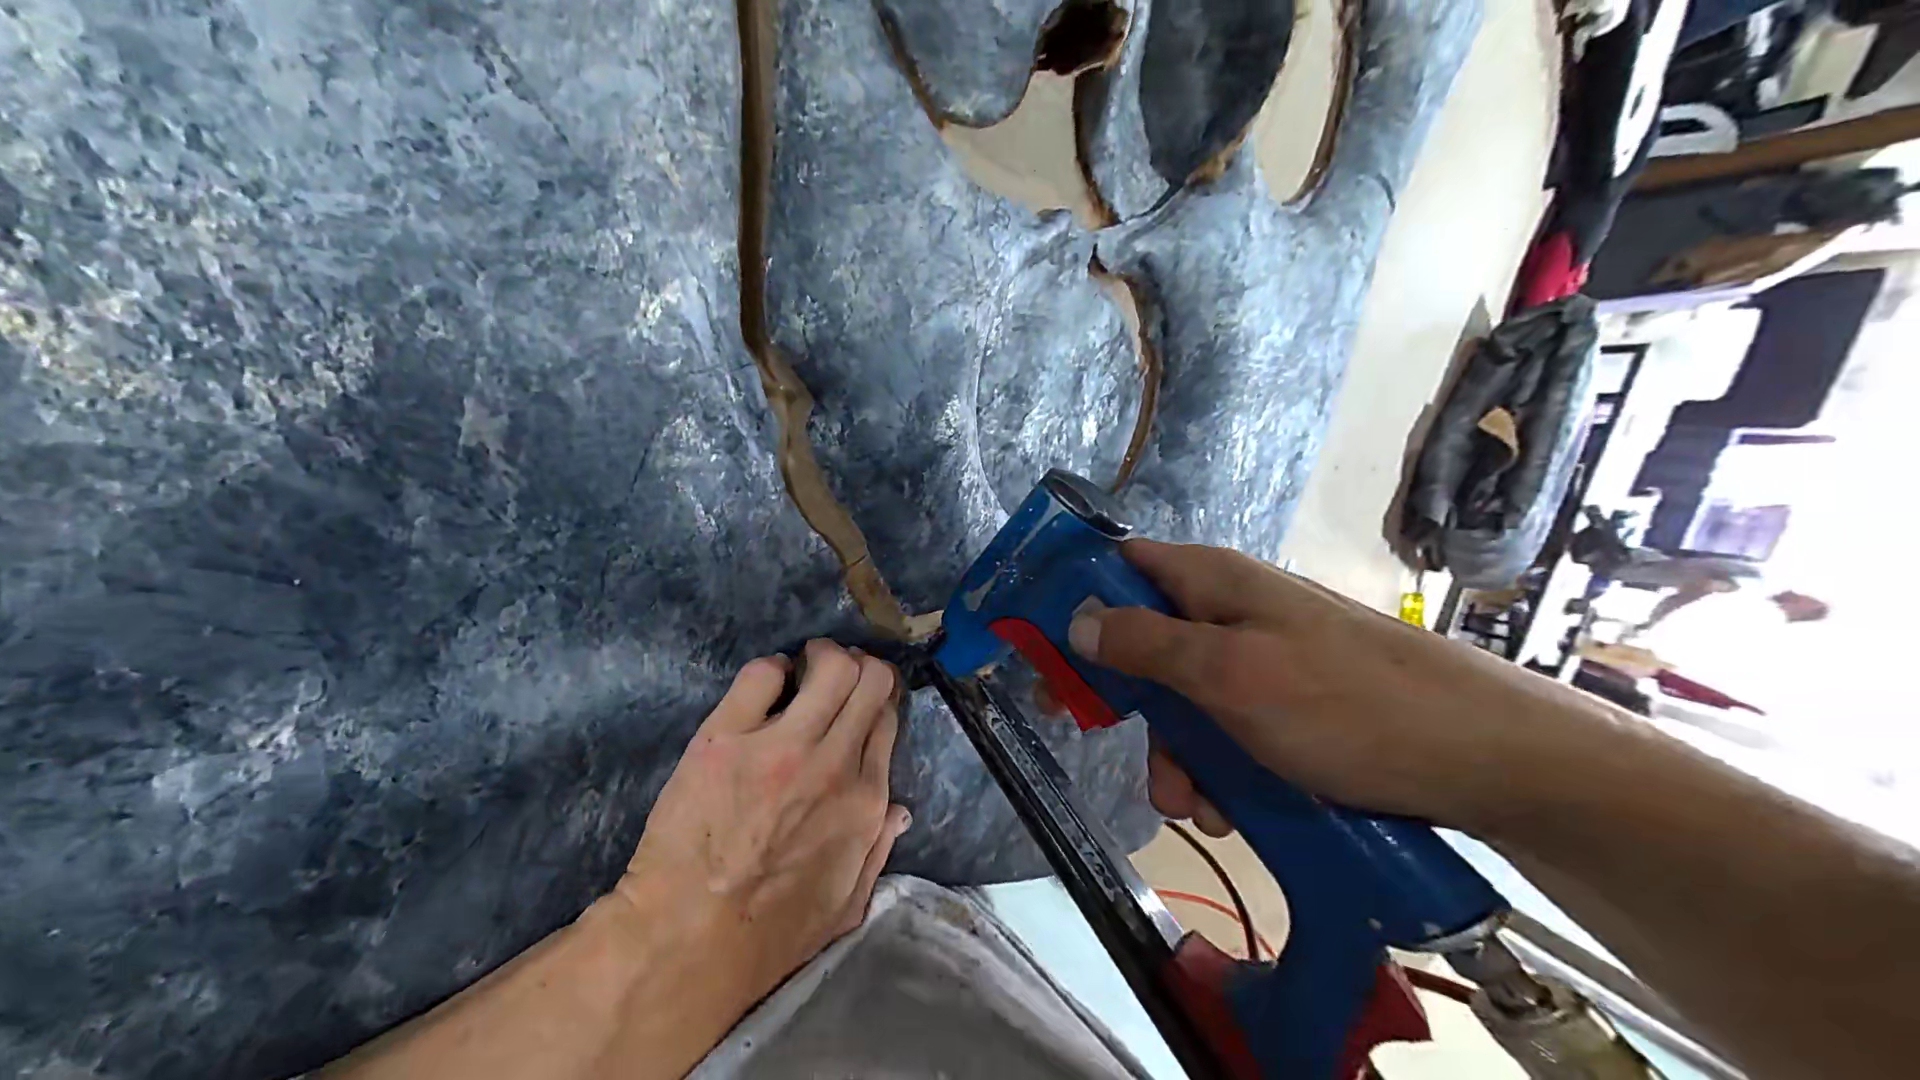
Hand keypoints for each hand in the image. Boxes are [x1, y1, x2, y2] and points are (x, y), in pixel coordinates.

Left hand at [619, 640, 911, 997]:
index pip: (886, 717)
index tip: (857, 699)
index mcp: (866, 799)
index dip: (875, 698)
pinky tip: (763, 684)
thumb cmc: (769, 932)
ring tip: (803, 665)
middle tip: (833, 672)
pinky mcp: (727, 737)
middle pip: (870, 678)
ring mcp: (782, 746)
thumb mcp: (846, 905)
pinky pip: (762, 673)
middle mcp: (834, 763)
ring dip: (821, 655)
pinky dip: (769, 669)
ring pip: (831, 665)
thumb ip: (878, 850)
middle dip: (858, 665)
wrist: (685, 942)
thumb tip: (901, 808)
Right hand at [1068, 540, 1604, 834]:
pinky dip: (1217, 766)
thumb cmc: (1346, 703)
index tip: (1045, 653)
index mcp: (1209, 580)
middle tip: (1128, 751)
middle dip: (1132, 705)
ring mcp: (1257, 655)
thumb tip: (1076, 621)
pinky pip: (1224, 725)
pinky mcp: (1284, 700)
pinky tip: (1233, 808)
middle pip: (1142, 641)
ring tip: (1200, 806)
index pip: (1117, 566)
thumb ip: (1146, 645)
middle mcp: (1226, 608)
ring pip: (1181, 695)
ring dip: (1177, 752)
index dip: (1075, 600)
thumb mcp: (1230, 674)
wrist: (1488, 759)